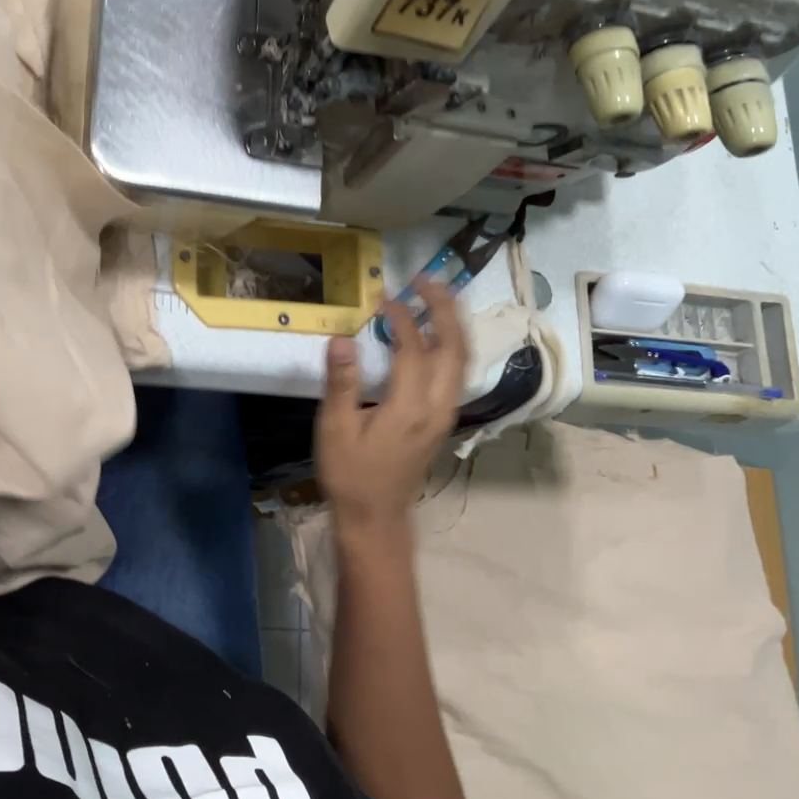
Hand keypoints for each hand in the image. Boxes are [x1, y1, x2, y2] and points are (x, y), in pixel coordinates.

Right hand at [315, 279, 470, 534]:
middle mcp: (438, 407)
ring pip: (462, 360)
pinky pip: (456, 372)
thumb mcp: (336, 429)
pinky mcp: (442, 420)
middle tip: (425, 280)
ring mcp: (445, 414)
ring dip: (451, 324)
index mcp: (411, 408)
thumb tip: (342, 339)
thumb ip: (342, 383)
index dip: (401, 318)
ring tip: (434, 297)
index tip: (383, 297)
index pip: (414, 349)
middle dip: (444, 309)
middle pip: (454, 348)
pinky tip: (433, 335)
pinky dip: (449, 345)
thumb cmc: (350, 474)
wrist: (375, 517)